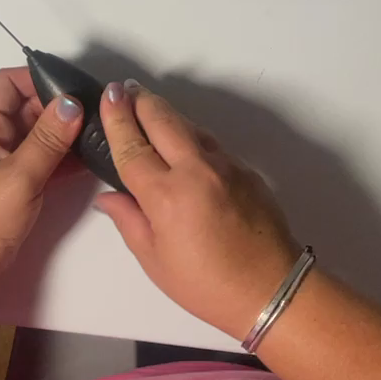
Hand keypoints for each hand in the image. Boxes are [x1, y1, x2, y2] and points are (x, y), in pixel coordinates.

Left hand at [0, 67, 83, 294]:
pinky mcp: (14, 183)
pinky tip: (90, 156)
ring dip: (65, 131)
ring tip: (100, 129)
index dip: (38, 78)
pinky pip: (41, 158)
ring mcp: (1, 161)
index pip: (6, 84)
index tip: (74, 85)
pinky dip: (63, 155)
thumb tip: (73, 103)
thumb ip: (48, 139)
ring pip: (37, 133)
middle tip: (97, 108)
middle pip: (25, 106)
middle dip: (59, 105)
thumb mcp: (19, 177)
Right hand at [92, 81, 300, 338]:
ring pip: (190, 126)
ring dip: (166, 113)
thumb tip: (108, 197)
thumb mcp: (155, 261)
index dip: (116, 118)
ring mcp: (226, 166)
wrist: (273, 290)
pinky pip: (211, 143)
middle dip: (141, 101)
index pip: (132, 146)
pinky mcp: (247, 170)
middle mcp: (196, 171)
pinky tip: (182, 141)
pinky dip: (191, 135)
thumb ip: (129, 221)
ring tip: (148, 107)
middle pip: (163, 120)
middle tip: (124, 89)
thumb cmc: (207, 285)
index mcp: (166, 196)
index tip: (107, 95)